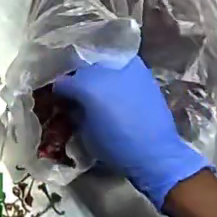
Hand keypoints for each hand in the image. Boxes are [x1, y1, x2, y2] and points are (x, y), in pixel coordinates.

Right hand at [52, 56, 211, 208]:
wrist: (157, 154)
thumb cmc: (116, 148)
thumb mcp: (85, 132)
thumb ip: (75, 111)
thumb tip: (72, 103)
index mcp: (86, 86)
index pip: (62, 82)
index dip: (59, 92)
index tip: (60, 99)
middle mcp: (104, 71)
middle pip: (82, 69)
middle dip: (78, 80)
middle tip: (78, 94)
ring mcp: (125, 69)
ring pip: (102, 63)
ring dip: (97, 74)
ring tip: (98, 88)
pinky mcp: (142, 72)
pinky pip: (121, 65)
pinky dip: (115, 73)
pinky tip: (114, 85)